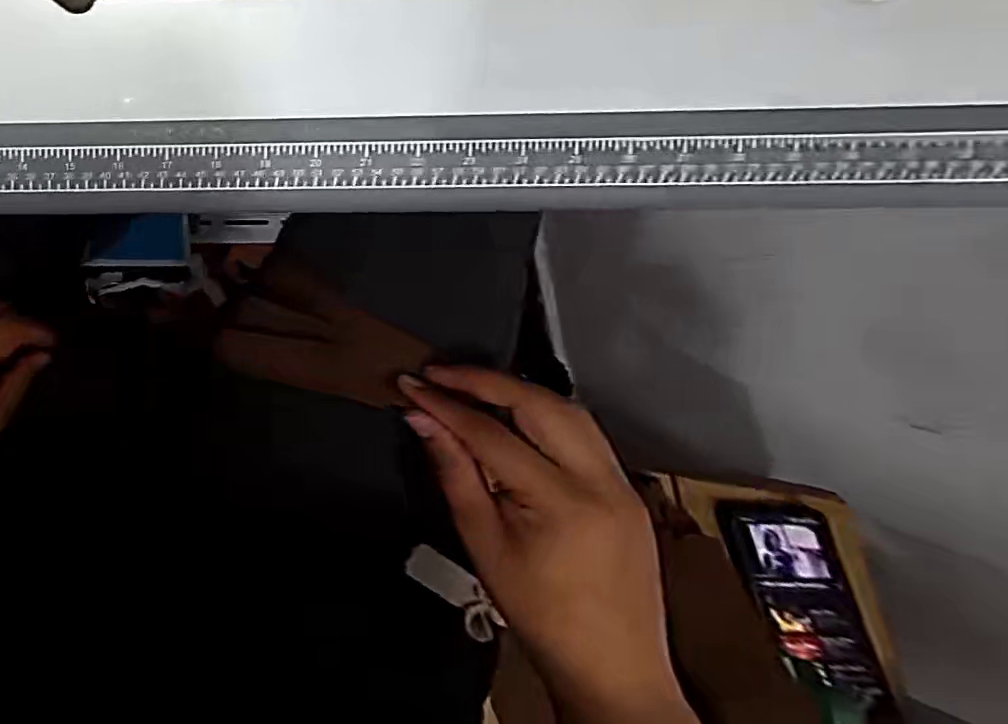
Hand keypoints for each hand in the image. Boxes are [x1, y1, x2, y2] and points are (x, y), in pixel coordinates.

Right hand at [399, 366, 694, 723]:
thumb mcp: (480, 538)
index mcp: (562, 502)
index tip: (410, 385)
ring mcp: (623, 485)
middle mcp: (601, 484)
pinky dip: (542, 411)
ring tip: (469, 385)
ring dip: (516, 390)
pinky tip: (511, 414)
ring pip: (569, 409)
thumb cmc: (539, 610)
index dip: (443, 404)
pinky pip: (584, 432)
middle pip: (540, 403)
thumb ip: (452, 469)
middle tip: (438, 373)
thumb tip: (421, 419)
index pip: (490, 432)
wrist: (612, 666)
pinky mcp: (628, 491)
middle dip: (483, 380)